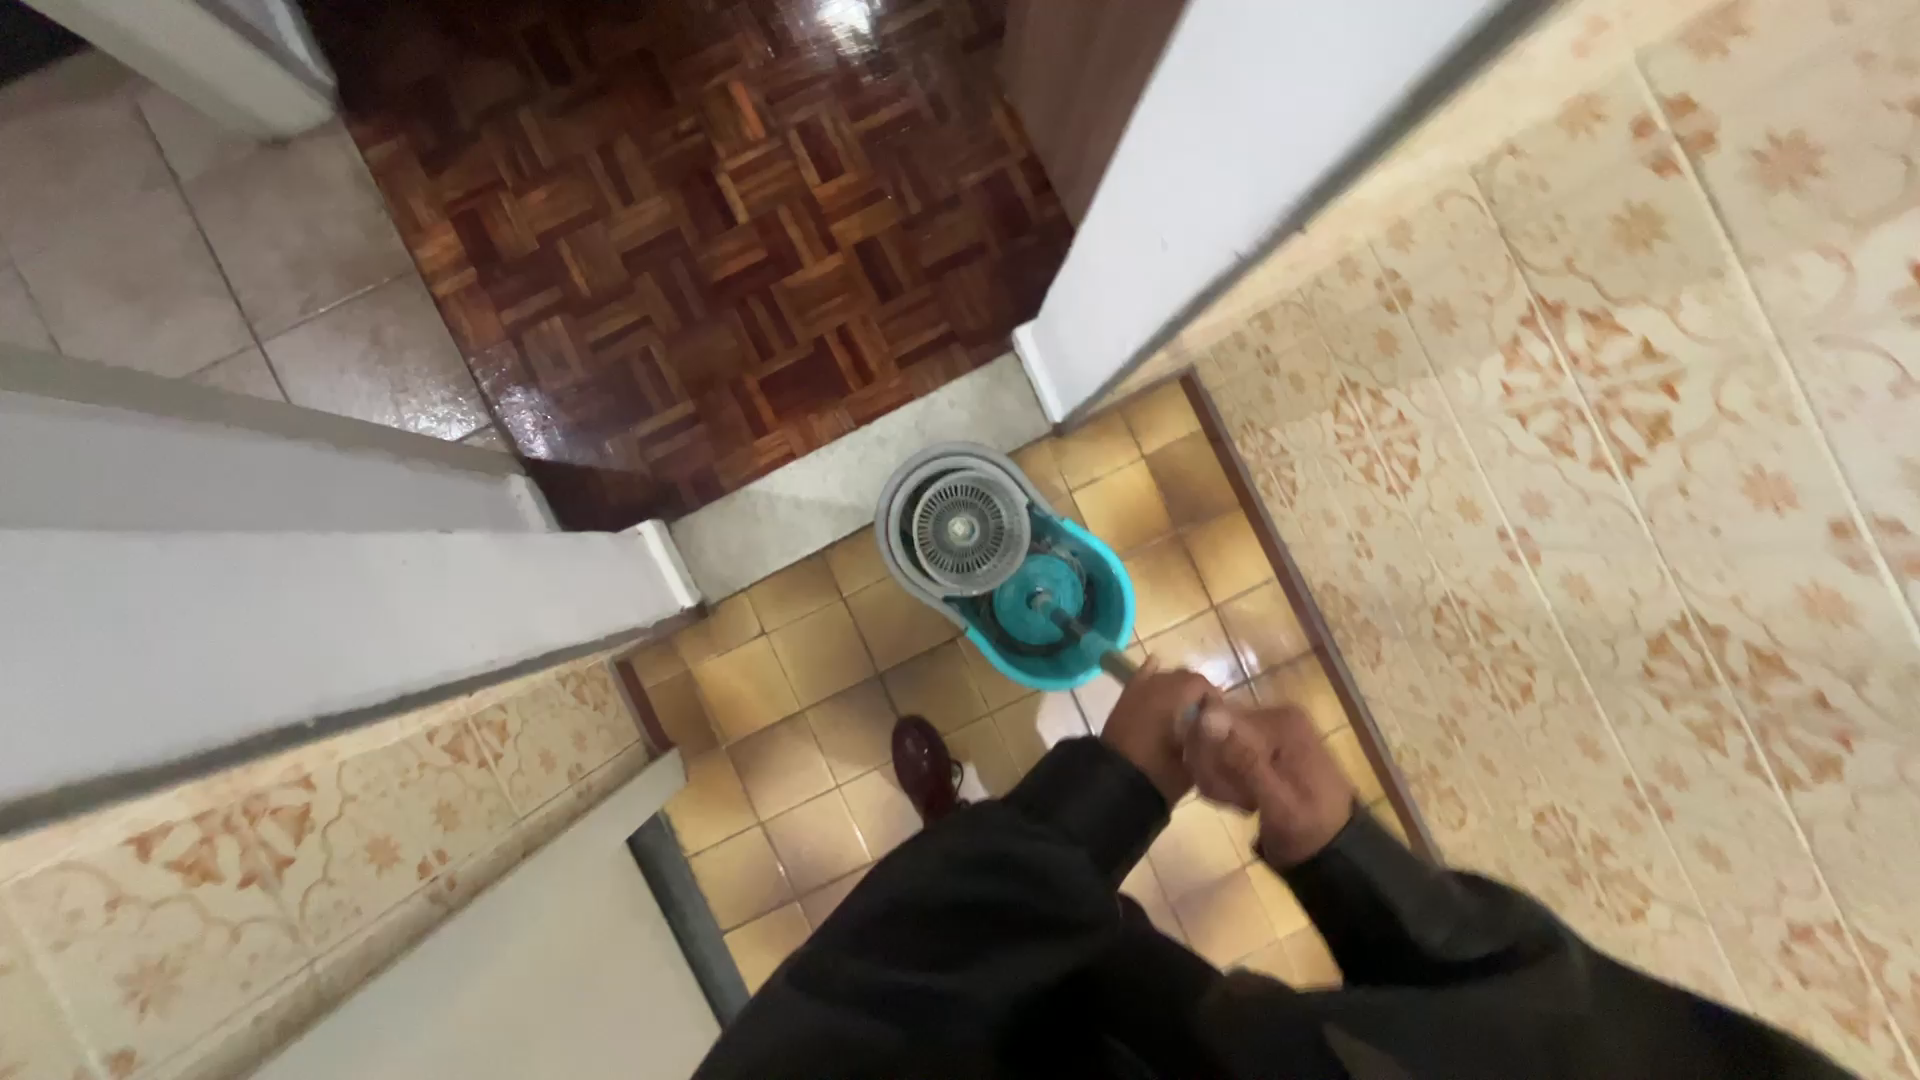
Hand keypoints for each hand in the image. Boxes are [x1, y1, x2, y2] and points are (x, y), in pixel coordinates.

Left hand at [1099, 658, 1216, 805]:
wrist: (1115, 783)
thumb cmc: (1159, 775)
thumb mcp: (1192, 760)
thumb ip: (1205, 737)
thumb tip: (1213, 724)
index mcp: (1172, 698)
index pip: (1200, 683)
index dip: (1213, 696)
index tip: (1220, 716)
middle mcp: (1154, 686)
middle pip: (1182, 676)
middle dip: (1196, 691)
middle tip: (1205, 713)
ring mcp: (1136, 690)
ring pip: (1163, 676)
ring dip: (1177, 686)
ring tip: (1185, 707)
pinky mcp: (1124, 698)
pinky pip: (1140, 677)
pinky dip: (1150, 673)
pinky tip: (1157, 668)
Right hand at [1185, 700, 1354, 866]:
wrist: (1335, 850)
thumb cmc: (1310, 828)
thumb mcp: (1277, 800)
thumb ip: (1243, 759)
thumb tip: (1207, 715)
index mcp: (1281, 721)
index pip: (1215, 720)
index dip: (1208, 756)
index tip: (1221, 792)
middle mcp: (1272, 715)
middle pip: (1212, 729)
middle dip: (1214, 769)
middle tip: (1233, 802)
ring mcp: (1267, 729)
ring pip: (1212, 743)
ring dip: (1217, 777)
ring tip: (1241, 803)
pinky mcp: (1261, 744)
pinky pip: (1222, 751)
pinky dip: (1224, 778)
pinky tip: (1240, 798)